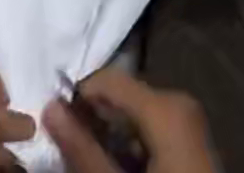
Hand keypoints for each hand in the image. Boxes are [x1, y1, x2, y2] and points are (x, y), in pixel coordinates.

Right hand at [42, 68, 217, 172]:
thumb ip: (82, 149)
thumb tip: (50, 108)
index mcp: (165, 106)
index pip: (108, 80)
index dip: (77, 97)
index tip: (55, 125)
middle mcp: (179, 102)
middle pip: (122, 97)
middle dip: (94, 120)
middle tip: (70, 152)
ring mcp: (189, 121)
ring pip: (136, 115)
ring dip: (111, 136)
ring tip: (92, 164)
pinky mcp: (192, 141)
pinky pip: (153, 129)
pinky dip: (131, 145)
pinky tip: (118, 169)